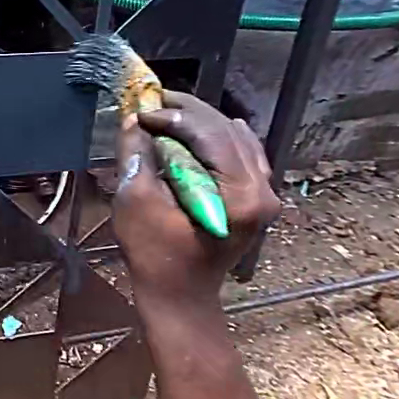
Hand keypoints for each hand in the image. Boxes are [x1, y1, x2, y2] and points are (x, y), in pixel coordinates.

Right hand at [112, 91, 278, 324]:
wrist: (179, 297)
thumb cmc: (154, 255)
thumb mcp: (136, 202)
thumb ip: (136, 154)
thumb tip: (134, 119)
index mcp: (240, 195)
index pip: (209, 134)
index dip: (172, 116)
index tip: (140, 110)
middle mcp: (263, 189)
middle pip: (225, 131)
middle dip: (186, 113)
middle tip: (152, 102)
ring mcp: (265, 194)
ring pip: (234, 138)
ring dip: (199, 122)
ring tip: (166, 113)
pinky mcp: (256, 198)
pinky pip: (240, 153)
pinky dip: (215, 138)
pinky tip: (193, 131)